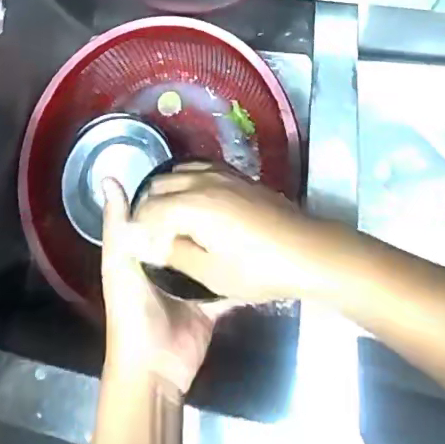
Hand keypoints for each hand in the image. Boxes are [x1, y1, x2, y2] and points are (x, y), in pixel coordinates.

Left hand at [99, 179, 226, 396]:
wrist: (153, 364)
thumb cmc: (130, 307)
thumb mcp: (118, 259)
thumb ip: (117, 222)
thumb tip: (109, 177)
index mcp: (142, 252)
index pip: (156, 217)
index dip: (169, 198)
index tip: (188, 173)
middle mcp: (166, 265)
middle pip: (185, 237)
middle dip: (200, 220)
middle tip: (225, 191)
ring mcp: (189, 286)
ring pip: (206, 258)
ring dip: (219, 244)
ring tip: (241, 215)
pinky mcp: (209, 305)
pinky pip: (225, 286)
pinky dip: (236, 274)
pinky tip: (252, 252)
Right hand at [128, 164, 325, 304]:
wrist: (307, 251)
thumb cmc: (259, 269)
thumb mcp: (213, 274)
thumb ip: (177, 254)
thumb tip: (153, 245)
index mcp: (192, 205)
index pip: (149, 209)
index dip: (139, 228)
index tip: (137, 246)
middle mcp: (201, 181)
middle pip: (159, 185)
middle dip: (148, 207)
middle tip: (148, 234)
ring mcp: (220, 174)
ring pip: (178, 173)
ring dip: (167, 191)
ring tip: (168, 219)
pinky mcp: (235, 175)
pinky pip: (198, 168)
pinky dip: (186, 181)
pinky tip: (192, 201)